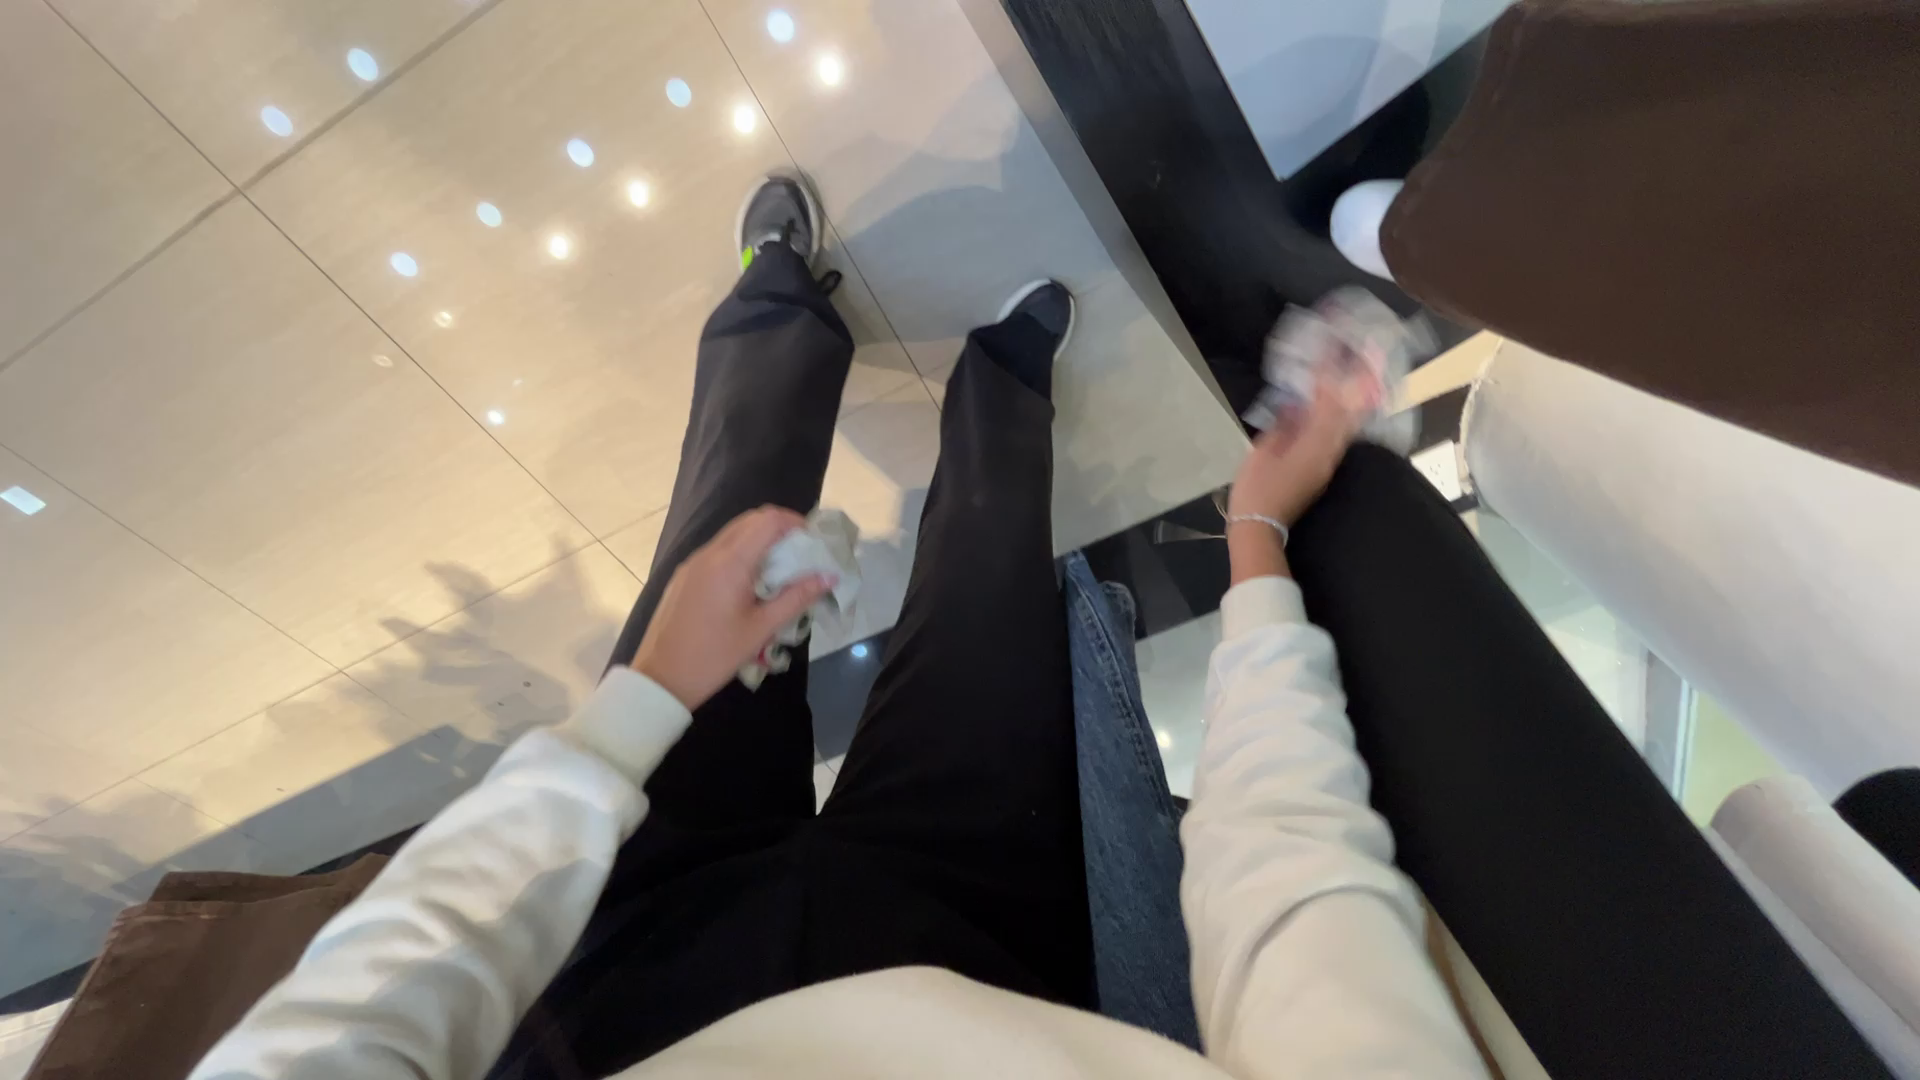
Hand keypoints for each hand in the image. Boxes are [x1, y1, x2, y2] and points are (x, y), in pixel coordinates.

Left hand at [631, 506, 835, 708]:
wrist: (660, 679)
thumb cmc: (715, 656)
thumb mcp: (762, 629)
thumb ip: (797, 597)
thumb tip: (830, 576)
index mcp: (730, 563)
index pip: (767, 520)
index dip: (795, 522)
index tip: (813, 541)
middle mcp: (709, 554)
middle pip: (750, 521)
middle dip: (780, 529)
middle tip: (802, 553)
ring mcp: (693, 563)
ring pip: (733, 534)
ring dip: (761, 541)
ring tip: (781, 569)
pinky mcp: (685, 575)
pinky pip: (719, 551)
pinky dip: (742, 553)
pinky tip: (752, 583)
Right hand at [1227, 379, 1359, 582]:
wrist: (1259, 527)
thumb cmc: (1255, 489)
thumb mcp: (1262, 453)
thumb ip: (1282, 427)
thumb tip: (1295, 408)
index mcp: (1314, 446)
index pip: (1328, 407)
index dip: (1329, 382)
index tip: (1331, 360)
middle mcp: (1328, 455)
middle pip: (1345, 417)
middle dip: (1349, 392)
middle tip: (1358, 367)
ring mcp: (1326, 467)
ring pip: (1341, 430)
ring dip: (1343, 407)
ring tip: (1344, 386)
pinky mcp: (1319, 475)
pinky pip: (1332, 441)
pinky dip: (1333, 424)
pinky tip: (1324, 416)